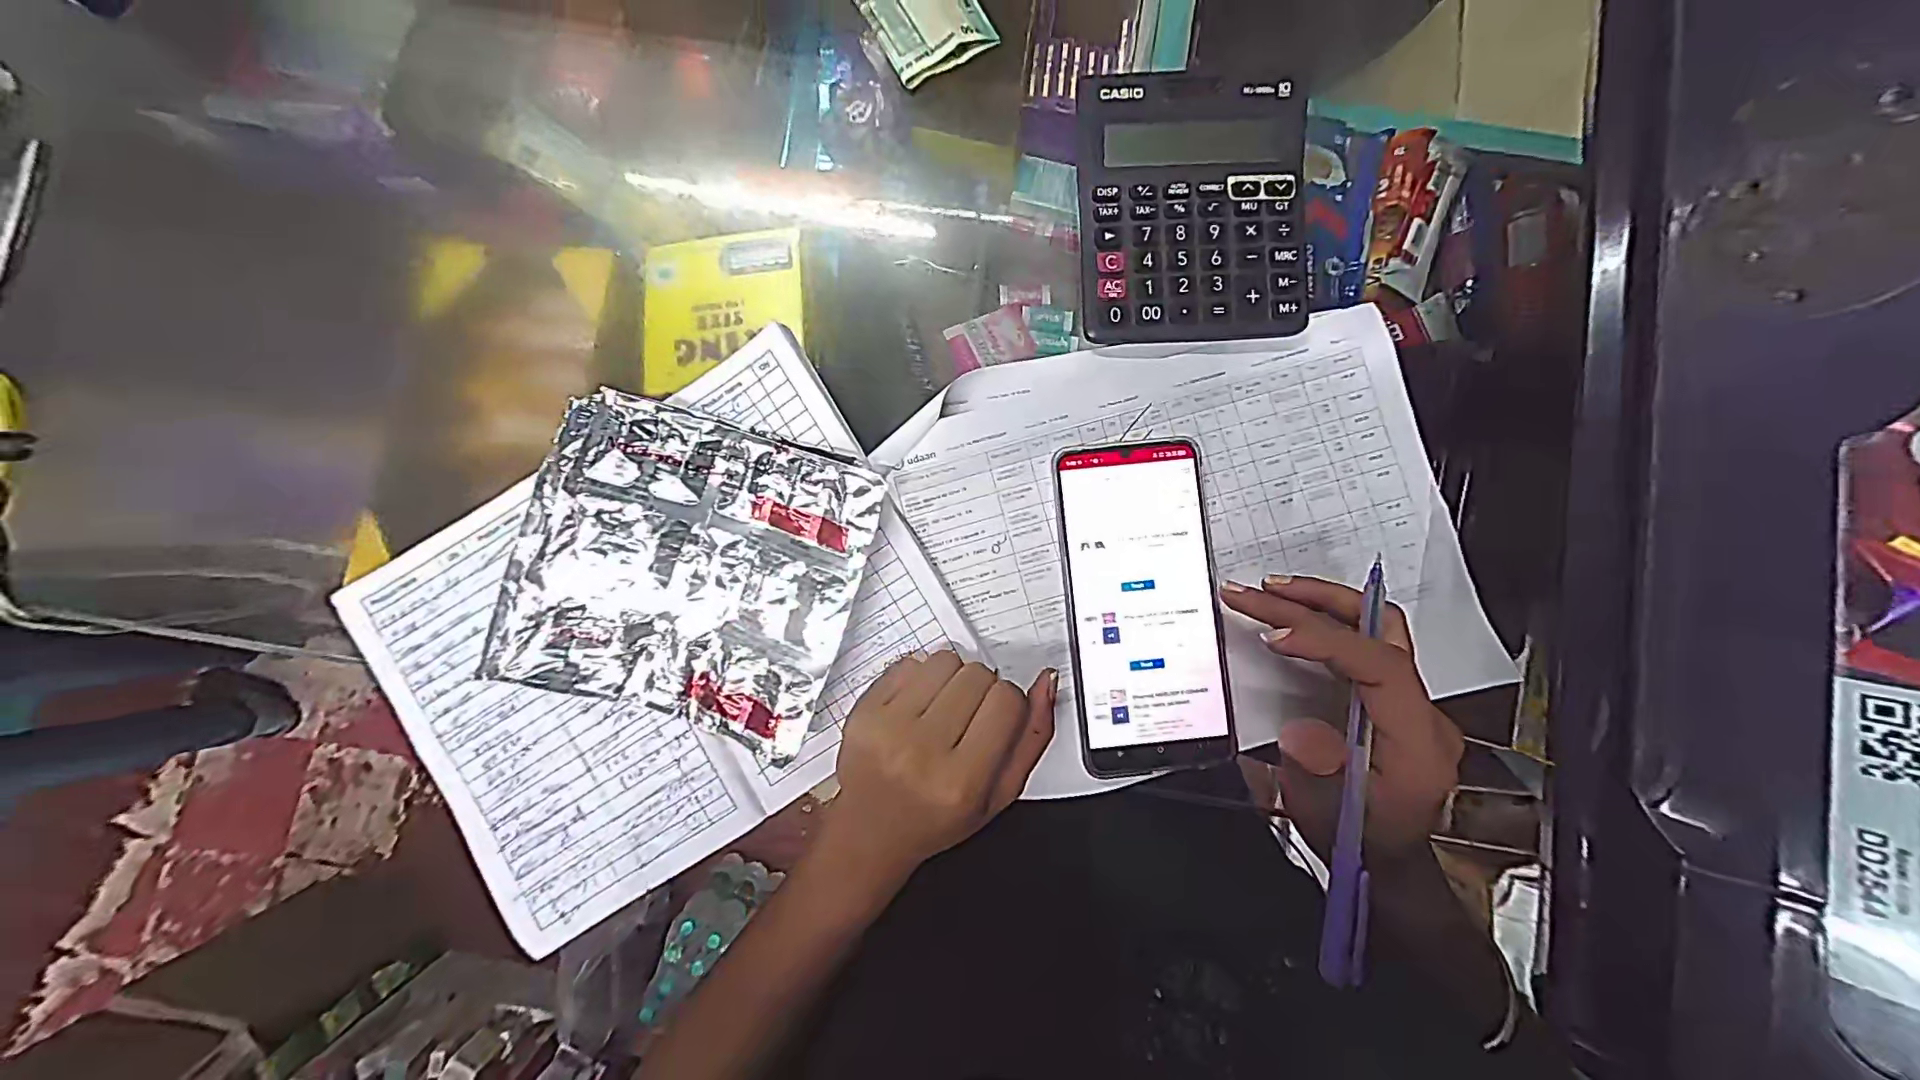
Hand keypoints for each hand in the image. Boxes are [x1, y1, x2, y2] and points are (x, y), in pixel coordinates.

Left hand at [822, 651, 1056, 889]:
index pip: (1007, 700)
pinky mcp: (865, 710)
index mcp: (961, 781)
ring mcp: (888, 728)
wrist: (871, 831)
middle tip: (969, 717)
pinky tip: (918, 707)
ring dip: (952, 677)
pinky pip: (909, 662)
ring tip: (944, 709)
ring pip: (945, 660)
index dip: (1010, 702)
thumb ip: (1032, 739)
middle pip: (977, 675)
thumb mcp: (998, 796)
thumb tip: (1046, 684)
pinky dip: (920, 677)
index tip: (1000, 715)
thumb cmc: (935, 817)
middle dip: (982, 689)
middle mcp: (921, 753)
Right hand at [1220, 576, 1461, 863]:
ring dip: (1320, 602)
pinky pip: (1359, 641)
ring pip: (1373, 626)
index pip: (1381, 666)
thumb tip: (1299, 731)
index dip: (1327, 641)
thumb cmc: (1360, 838)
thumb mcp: (1331, 815)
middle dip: (1318, 602)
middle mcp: (1417, 711)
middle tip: (1263, 592)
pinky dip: (1322, 621)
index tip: (1276, 633)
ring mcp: (1403, 699)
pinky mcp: (1383, 695)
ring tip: (1270, 592)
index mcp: (1416, 740)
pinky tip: (1291, 616)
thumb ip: (1317, 773)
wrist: (1384, 854)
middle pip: (1381, 629)